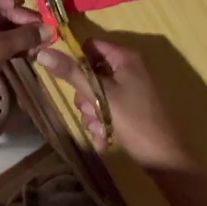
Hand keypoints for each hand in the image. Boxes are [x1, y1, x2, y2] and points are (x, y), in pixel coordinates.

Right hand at [39, 40, 192, 170]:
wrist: (164, 159)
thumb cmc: (134, 121)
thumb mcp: (100, 95)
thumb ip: (71, 73)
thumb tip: (42, 51)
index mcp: (125, 57)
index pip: (90, 46)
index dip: (78, 61)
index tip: (71, 80)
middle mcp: (128, 69)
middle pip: (91, 72)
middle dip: (86, 96)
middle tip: (92, 110)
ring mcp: (130, 90)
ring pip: (96, 94)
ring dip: (92, 114)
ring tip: (101, 129)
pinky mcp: (130, 110)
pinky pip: (106, 109)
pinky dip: (102, 123)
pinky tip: (105, 139)